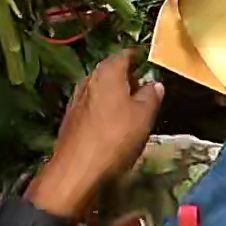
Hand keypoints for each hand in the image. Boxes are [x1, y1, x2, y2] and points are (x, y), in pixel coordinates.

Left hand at [26, 50, 163, 220]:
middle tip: (147, 90)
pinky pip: (94, 107)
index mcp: (107, 71)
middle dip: (129, 78)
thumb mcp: (144, 115)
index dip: (140, 58)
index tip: (151, 65)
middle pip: (112, 71)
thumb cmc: (115, 137)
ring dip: (117, 96)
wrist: (75, 171)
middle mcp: (89, 79)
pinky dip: (106, 110)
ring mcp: (77, 99)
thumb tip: (154, 83)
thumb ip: (152, 95)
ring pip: (102, 90)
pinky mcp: (71, 119)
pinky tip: (114, 126)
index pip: (125, 54)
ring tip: (134, 110)